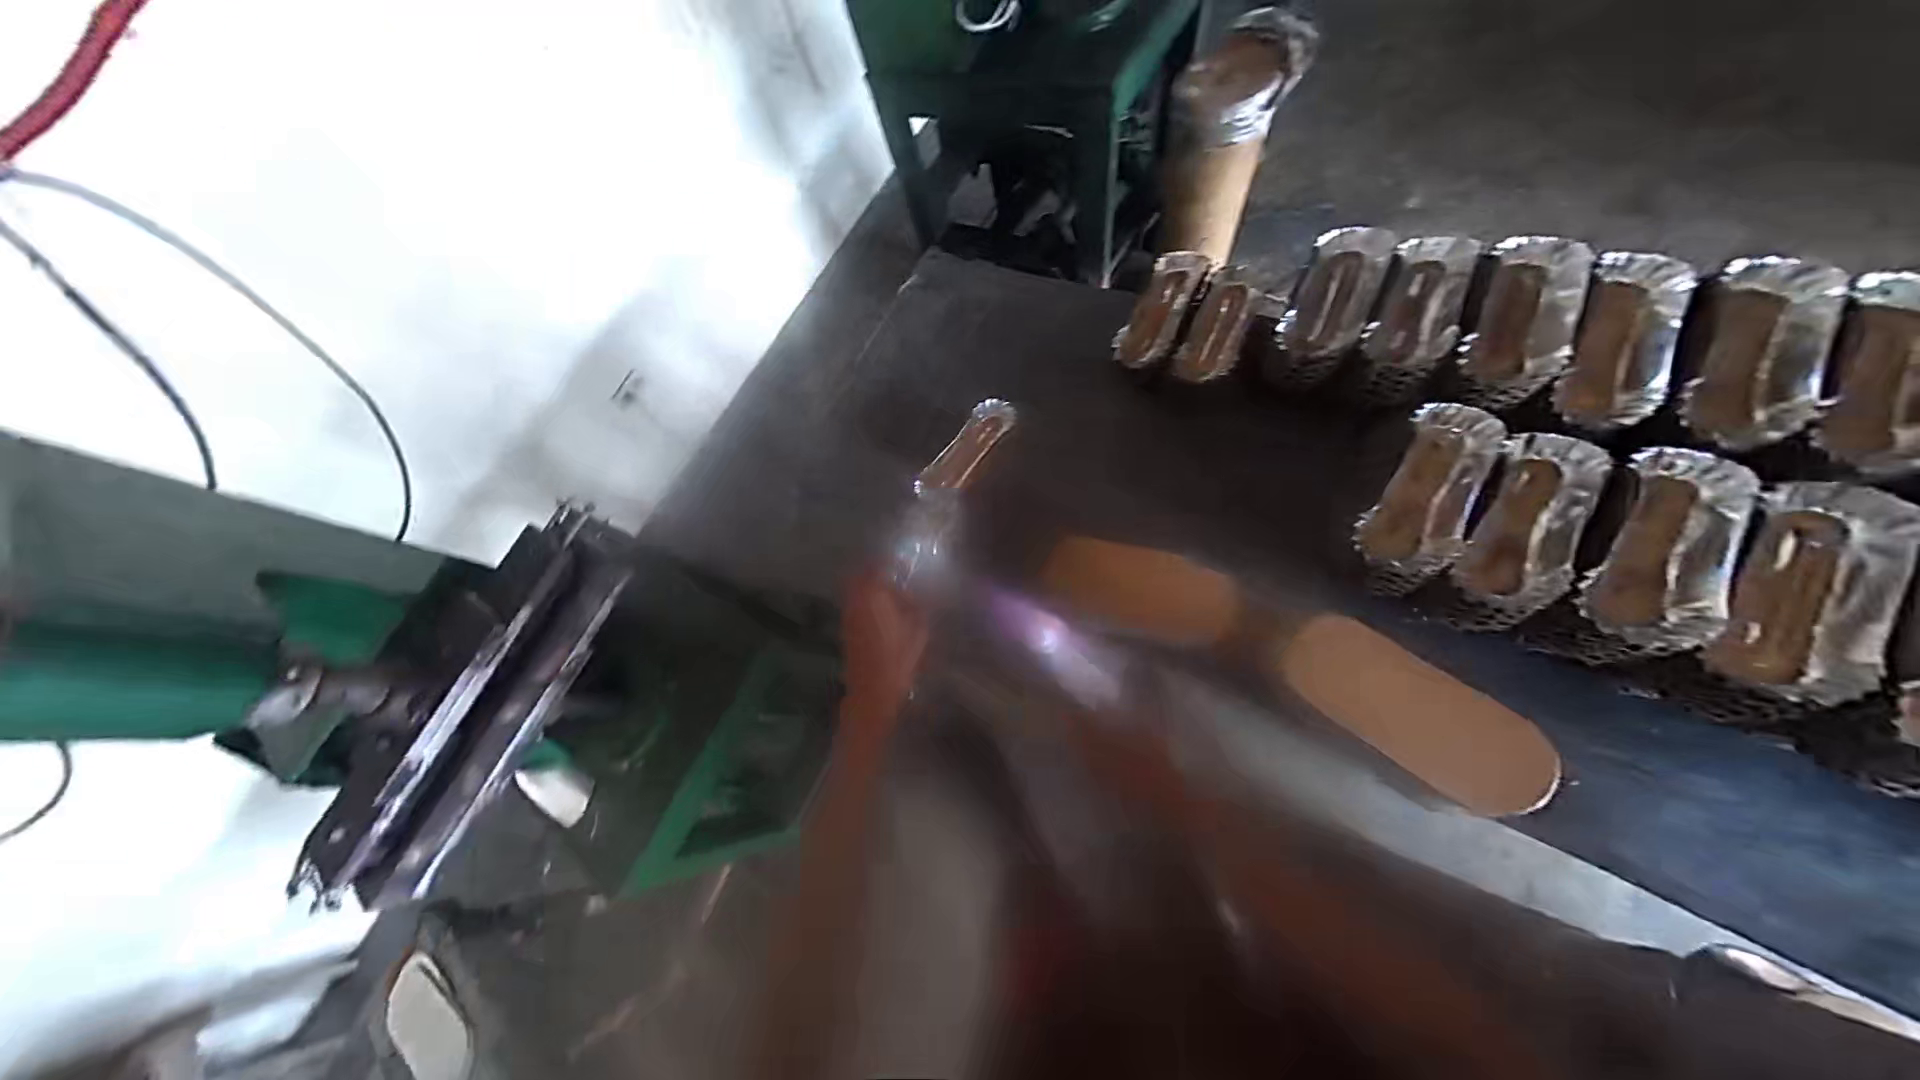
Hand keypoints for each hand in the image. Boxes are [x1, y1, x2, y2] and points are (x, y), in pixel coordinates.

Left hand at [839, 567, 928, 744]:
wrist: (872, 692)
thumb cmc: (898, 661)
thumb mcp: (918, 632)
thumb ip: (917, 608)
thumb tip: (916, 595)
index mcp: (874, 597)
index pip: (879, 567)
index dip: (892, 563)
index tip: (905, 565)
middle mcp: (856, 601)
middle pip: (861, 575)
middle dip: (877, 572)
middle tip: (895, 576)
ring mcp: (848, 615)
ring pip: (855, 590)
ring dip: (870, 587)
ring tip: (891, 593)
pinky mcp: (846, 628)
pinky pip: (855, 604)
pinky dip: (866, 601)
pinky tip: (883, 611)